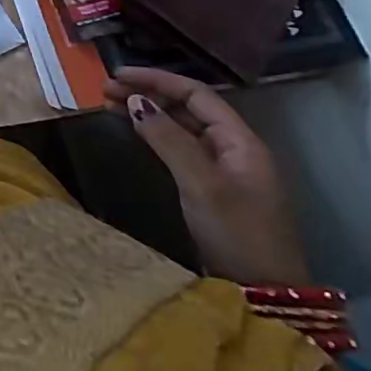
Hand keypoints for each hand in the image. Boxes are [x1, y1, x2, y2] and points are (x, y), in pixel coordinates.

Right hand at [103, 67, 310, 284]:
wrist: (265, 294)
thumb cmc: (236, 232)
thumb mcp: (200, 183)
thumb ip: (168, 139)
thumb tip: (136, 101)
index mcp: (239, 139)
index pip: (194, 93)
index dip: (156, 79)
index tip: (117, 75)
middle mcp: (232, 146)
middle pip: (186, 106)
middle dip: (147, 93)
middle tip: (105, 90)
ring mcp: (222, 167)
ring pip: (180, 125)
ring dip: (147, 111)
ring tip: (110, 105)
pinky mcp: (210, 185)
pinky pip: (178, 145)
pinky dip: (153, 132)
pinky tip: (134, 130)